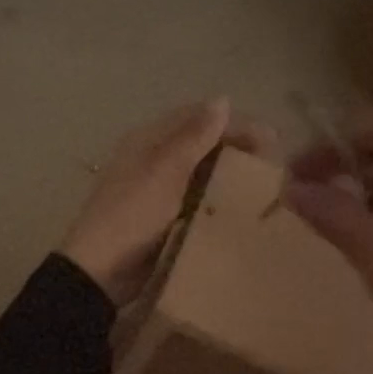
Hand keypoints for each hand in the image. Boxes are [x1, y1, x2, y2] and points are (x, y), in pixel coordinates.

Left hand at [61, 98, 274, 305]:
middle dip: (236, 151)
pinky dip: (216, 204)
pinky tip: (240, 213)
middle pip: (201, 146)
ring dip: (229, 178)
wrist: (100, 272)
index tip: (271, 141)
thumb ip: (193, 137)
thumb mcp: (164, 172)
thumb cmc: (132, 216)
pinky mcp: (162, 221)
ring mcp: (157, 193)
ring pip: (200, 175)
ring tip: (264, 190)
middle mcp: (152, 161)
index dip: (234, 124)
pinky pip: (196, 204)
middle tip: (272, 168)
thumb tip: (222, 101)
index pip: (197, 119)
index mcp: (148, 141)